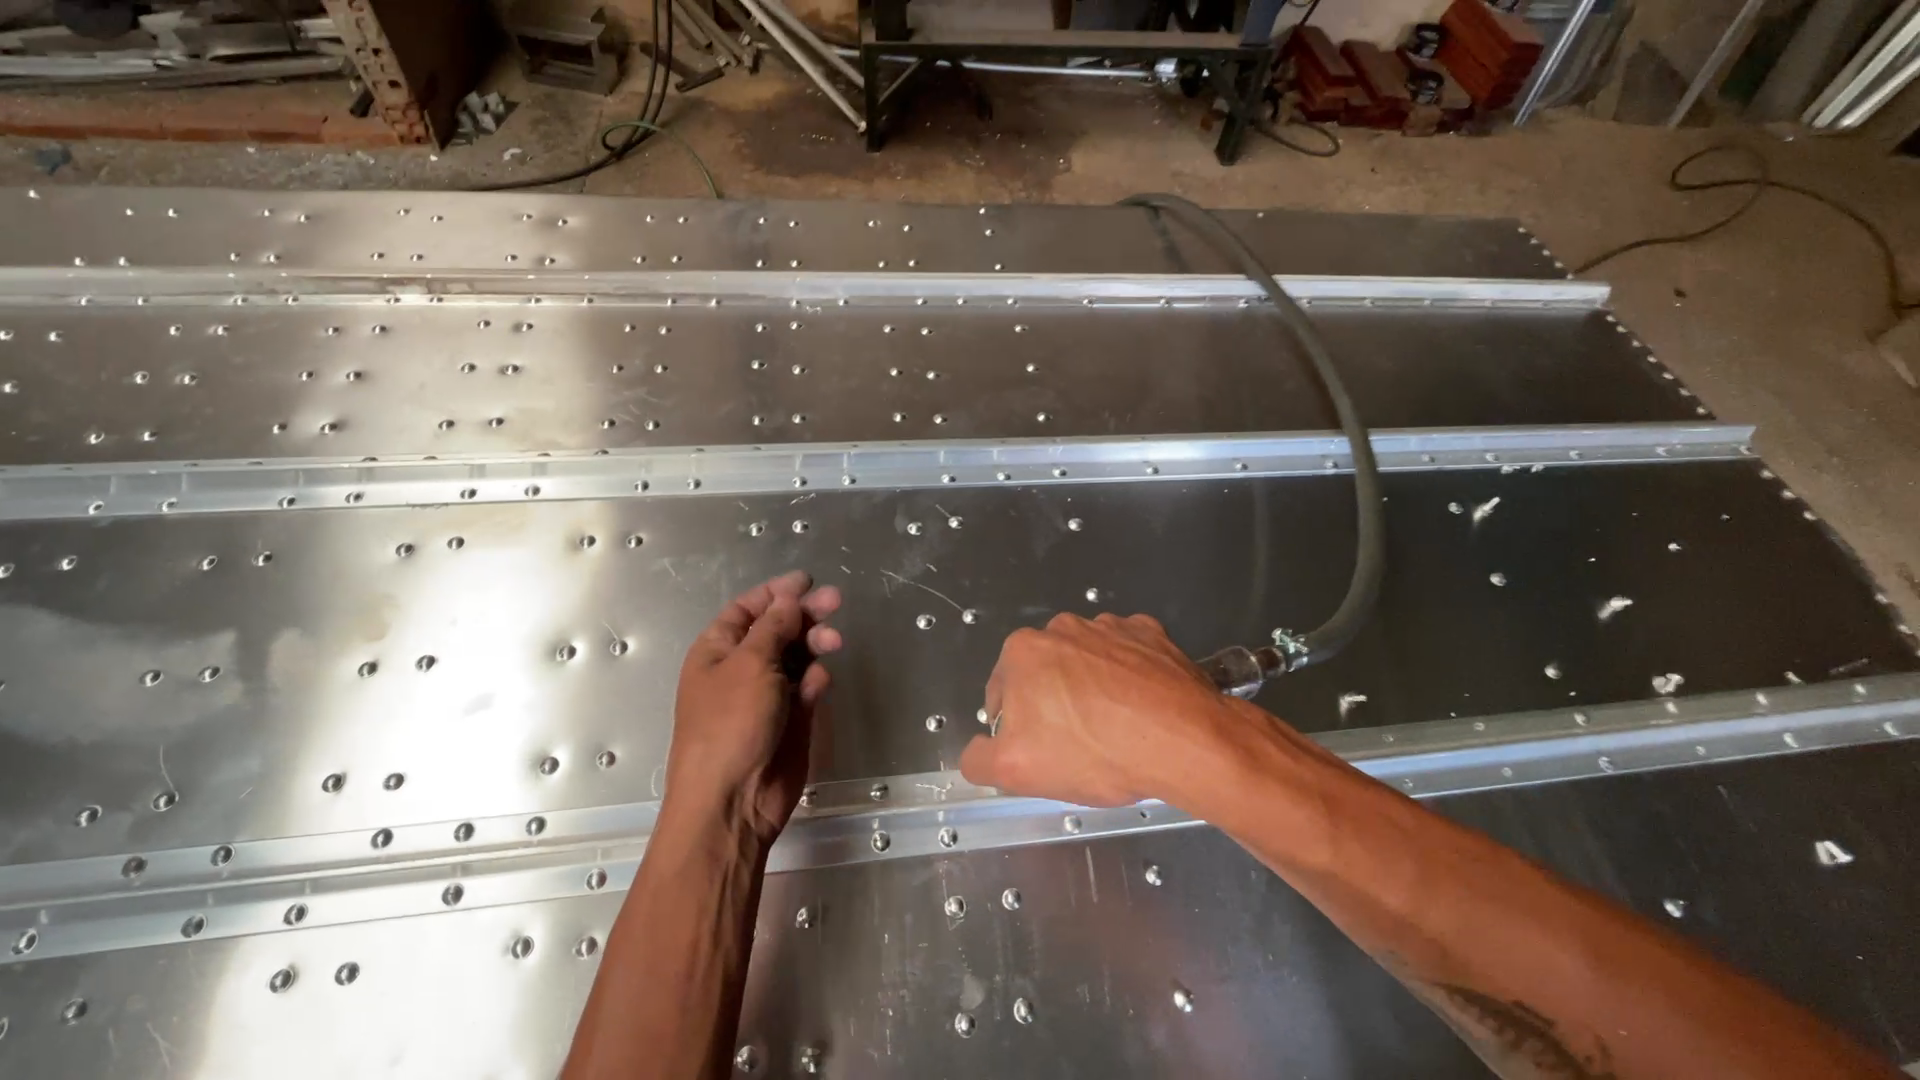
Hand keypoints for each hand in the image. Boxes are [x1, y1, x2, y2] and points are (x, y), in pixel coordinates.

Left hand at [664, 570, 842, 842]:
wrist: (732, 800)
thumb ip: (774, 626)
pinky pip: (806, 688)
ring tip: (833, 641)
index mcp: (717, 650)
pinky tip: (819, 682)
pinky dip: (815, 680)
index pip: (748, 609)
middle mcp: (741, 668)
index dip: (776, 592)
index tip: (808, 580)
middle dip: (805, 614)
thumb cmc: (729, 724)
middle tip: (835, 602)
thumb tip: (788, 597)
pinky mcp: (790, 720)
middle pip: (777, 629)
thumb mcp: (750, 664)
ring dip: (814, 644)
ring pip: (796, 656)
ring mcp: (766, 695)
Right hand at [959, 613, 1258, 807]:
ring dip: (1091, 690)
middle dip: (1053, 706)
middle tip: (1077, 746)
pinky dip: (1130, 679)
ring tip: (1115, 730)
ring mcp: (1110, 626)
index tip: (1042, 752)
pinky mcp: (1151, 634)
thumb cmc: (1094, 752)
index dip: (1016, 729)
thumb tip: (976, 752)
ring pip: (1087, 665)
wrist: (1185, 740)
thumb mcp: (1015, 772)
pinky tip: (1142, 710)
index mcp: (1023, 651)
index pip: (1002, 695)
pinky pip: (1129, 658)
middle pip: (1044, 675)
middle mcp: (1063, 627)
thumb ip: (978, 759)